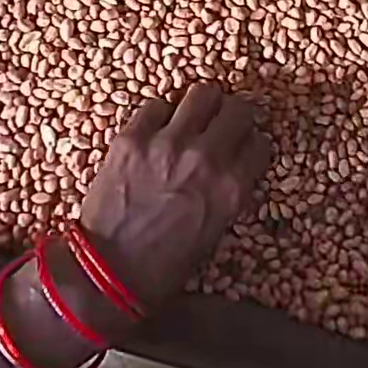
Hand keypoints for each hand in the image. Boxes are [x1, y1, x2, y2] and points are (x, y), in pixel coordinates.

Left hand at [77, 82, 273, 310]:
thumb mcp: (214, 233)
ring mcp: (167, 143)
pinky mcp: (132, 137)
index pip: (260, 145)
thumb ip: (228, 194)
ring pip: (202, 94)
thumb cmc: (163, 266)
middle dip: (236, 115)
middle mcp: (205, 159)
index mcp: (231, 189)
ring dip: (202, 104)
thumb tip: (231, 168)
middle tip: (224, 122)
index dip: (252, 144)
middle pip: (239, 110)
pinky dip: (160, 115)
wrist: (106, 272)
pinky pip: (156, 105)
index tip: (243, 146)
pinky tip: (156, 130)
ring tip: (194, 115)